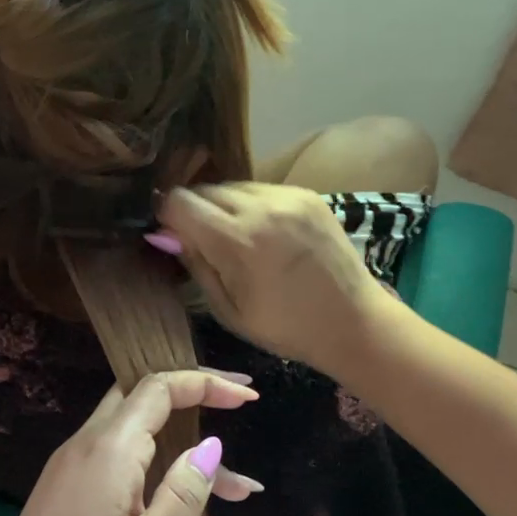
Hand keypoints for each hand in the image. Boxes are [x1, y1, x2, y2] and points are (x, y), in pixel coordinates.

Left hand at [0, 371, 260, 515]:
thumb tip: (209, 446)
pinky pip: (119, 462)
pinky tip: (187, 503)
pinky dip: (156, 469)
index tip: (248, 396)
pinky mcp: (66, 492)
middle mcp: (85, 446)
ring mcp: (71, 468)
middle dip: (191, 395)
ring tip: (238, 488)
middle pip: (140, 397)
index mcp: (106, 450)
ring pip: (134, 435)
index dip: (204, 382)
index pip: (157, 389)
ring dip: (181, 446)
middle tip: (239, 405)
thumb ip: (183, 494)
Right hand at [152, 183, 387, 369]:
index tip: (168, 234)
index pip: (179, 201)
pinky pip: (259, 189)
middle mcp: (261, 207)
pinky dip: (250, 206)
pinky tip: (261, 233)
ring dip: (221, 207)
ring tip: (234, 238)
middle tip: (199, 241)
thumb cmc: (285, 328)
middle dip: (193, 211)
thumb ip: (194, 264)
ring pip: (231, 186)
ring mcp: (287, 196)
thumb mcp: (228, 309)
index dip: (166, 215)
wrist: (354, 323)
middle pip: (203, 189)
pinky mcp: (306, 194)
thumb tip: (162, 233)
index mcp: (238, 240)